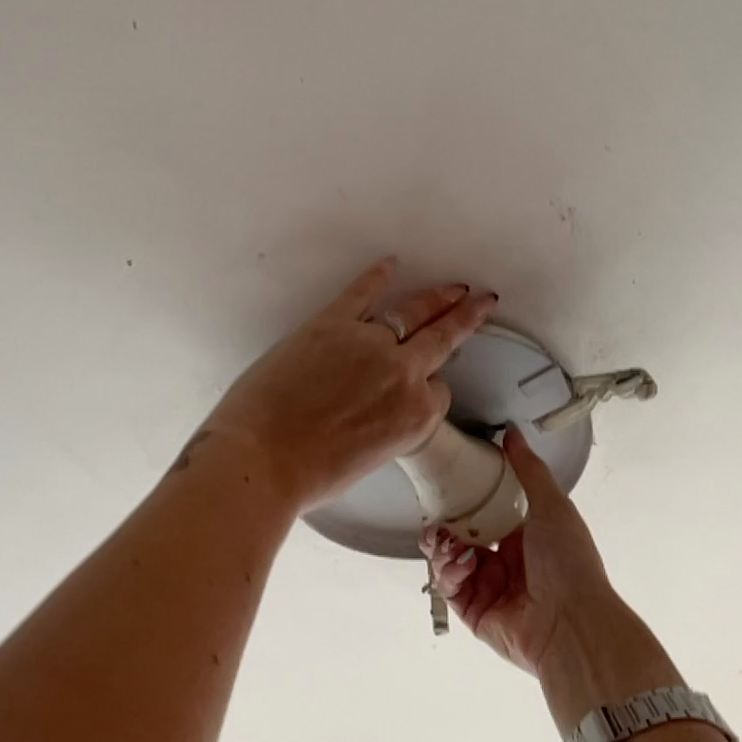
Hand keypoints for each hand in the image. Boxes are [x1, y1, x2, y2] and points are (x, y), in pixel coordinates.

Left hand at [199, 258, 498, 511]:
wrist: (261, 459)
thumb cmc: (306, 474)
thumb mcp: (366, 460)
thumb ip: (382, 428)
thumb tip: (372, 411)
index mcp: (415, 416)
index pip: (436, 393)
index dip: (426, 391)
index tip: (419, 388)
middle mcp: (402, 375)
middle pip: (442, 339)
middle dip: (465, 318)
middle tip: (481, 302)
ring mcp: (368, 344)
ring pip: (412, 311)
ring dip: (435, 297)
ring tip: (452, 288)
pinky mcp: (330, 325)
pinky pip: (360, 294)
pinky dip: (374, 278)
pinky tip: (388, 266)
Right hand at [422, 427, 679, 724]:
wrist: (571, 622)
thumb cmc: (567, 561)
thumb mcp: (552, 506)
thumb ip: (528, 470)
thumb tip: (512, 433)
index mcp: (522, 536)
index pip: (482, 513)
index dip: (463, 501)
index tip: (448, 488)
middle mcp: (502, 561)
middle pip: (458, 537)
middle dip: (442, 527)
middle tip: (436, 522)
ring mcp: (486, 587)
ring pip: (448, 561)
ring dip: (442, 548)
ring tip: (446, 544)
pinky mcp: (472, 611)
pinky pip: (449, 586)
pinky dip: (448, 572)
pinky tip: (459, 564)